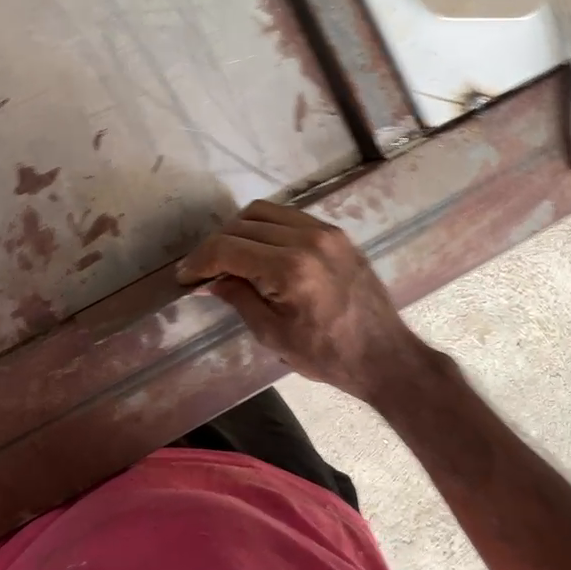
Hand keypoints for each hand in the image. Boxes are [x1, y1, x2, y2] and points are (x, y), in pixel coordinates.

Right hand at [176, 201, 417, 400]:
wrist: (385, 356)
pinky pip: (288, 217)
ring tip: (230, 258)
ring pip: (264, 213)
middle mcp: (307, 239)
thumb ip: (237, 297)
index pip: (228, 248)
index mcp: (290, 268)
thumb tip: (208, 280)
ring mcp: (325, 232)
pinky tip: (259, 251)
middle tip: (204, 271)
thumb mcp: (272, 334)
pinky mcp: (335, 234)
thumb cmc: (327, 355)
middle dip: (216, 246)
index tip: (185, 276)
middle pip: (242, 225)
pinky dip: (266, 228)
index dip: (199, 261)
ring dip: (239, 231)